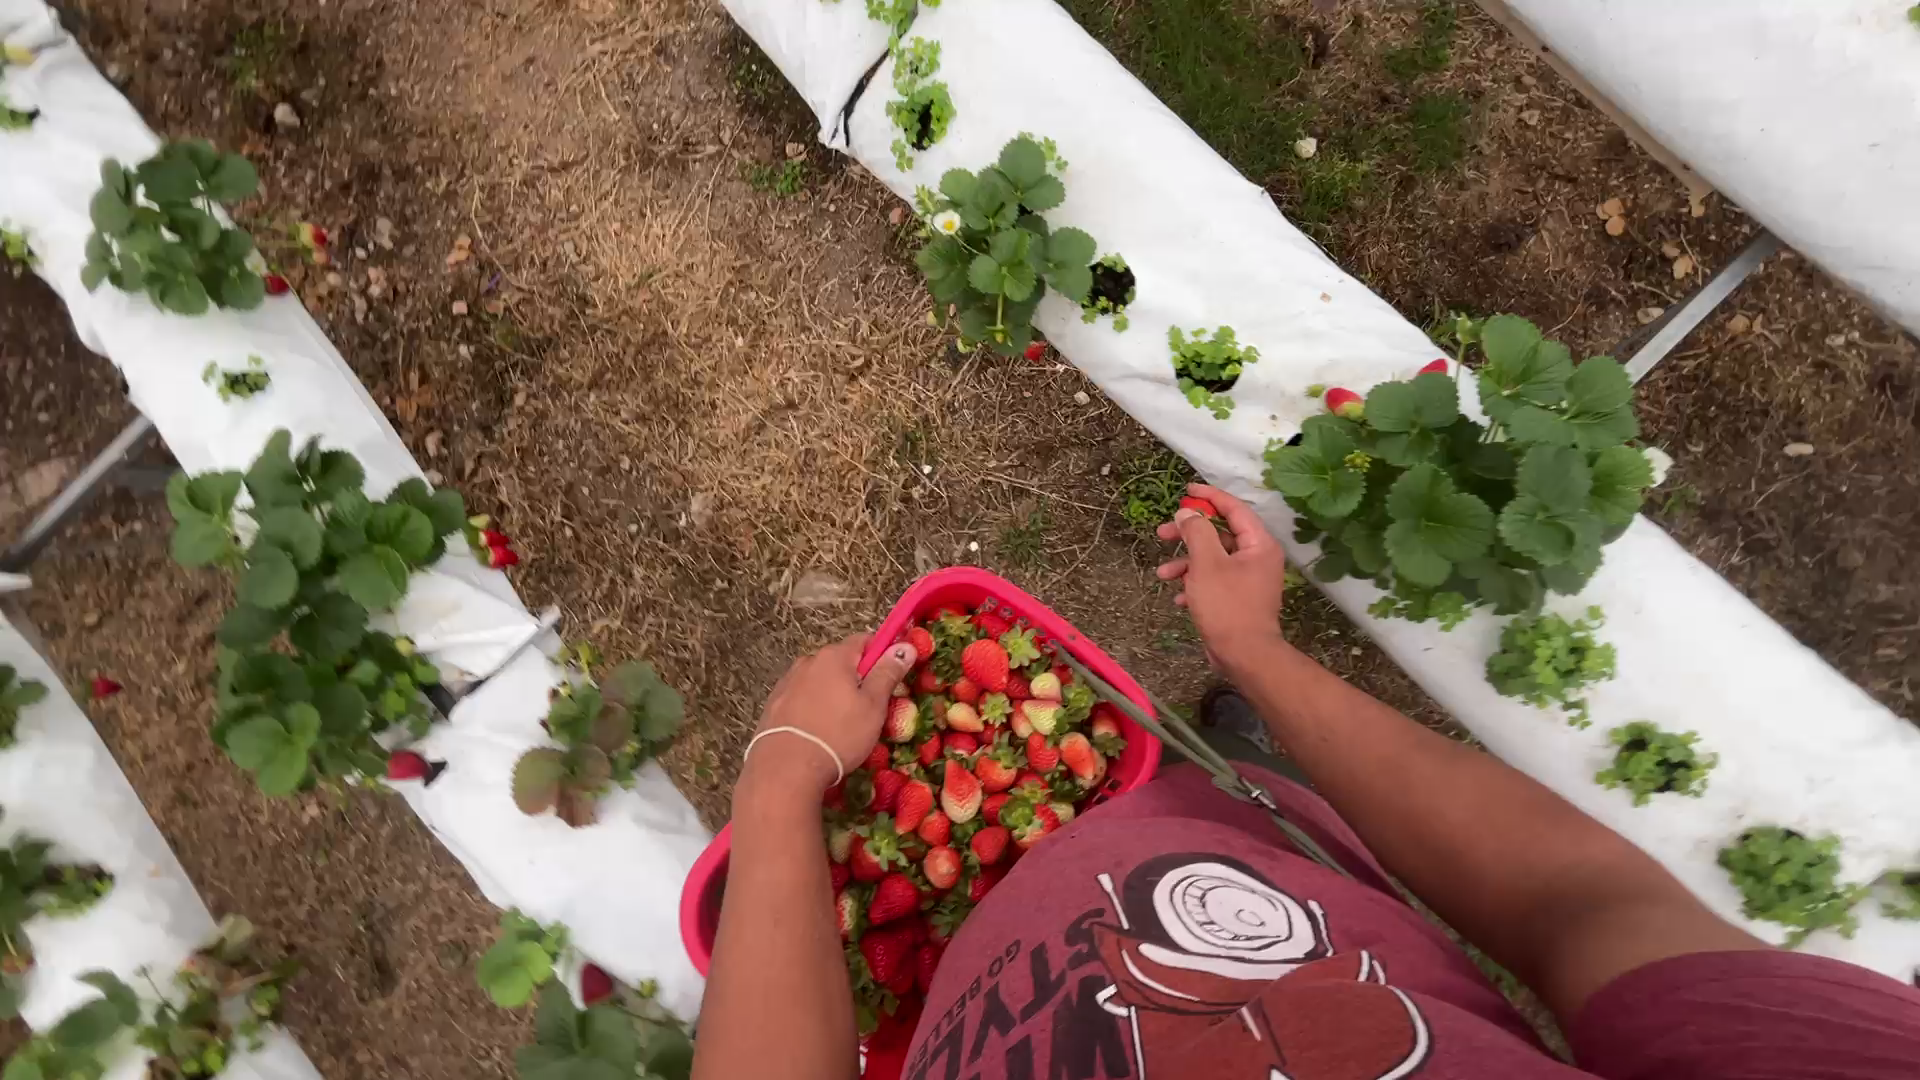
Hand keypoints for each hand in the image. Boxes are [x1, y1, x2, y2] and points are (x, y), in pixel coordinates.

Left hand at [738, 634, 917, 805]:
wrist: (785, 770)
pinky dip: (812, 708)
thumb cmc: (838, 735)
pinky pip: (801, 698)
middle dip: (856, 678)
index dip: (881, 655)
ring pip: (820, 681)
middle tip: (868, 709)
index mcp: (834, 656)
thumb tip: (905, 646)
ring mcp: (787, 682)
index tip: (888, 678)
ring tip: (840, 726)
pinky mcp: (773, 704)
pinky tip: (816, 732)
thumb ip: (888, 672)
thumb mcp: (873, 705)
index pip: (865, 640)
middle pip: (841, 661)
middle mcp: (808, 661)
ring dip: (832, 694)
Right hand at [1156, 483, 1287, 674]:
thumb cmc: (1227, 605)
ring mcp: (1248, 579)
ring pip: (1212, 559)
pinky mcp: (1238, 597)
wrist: (1244, 654)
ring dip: (1185, 563)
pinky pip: (1213, 580)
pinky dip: (1194, 584)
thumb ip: (1196, 532)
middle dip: (1188, 534)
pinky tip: (1177, 597)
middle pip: (1219, 534)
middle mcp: (1257, 557)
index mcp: (1258, 544)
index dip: (1209, 497)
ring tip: (1162, 573)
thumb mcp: (1207, 563)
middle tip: (1163, 533)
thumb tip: (1187, 513)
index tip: (1187, 491)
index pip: (1234, 509)